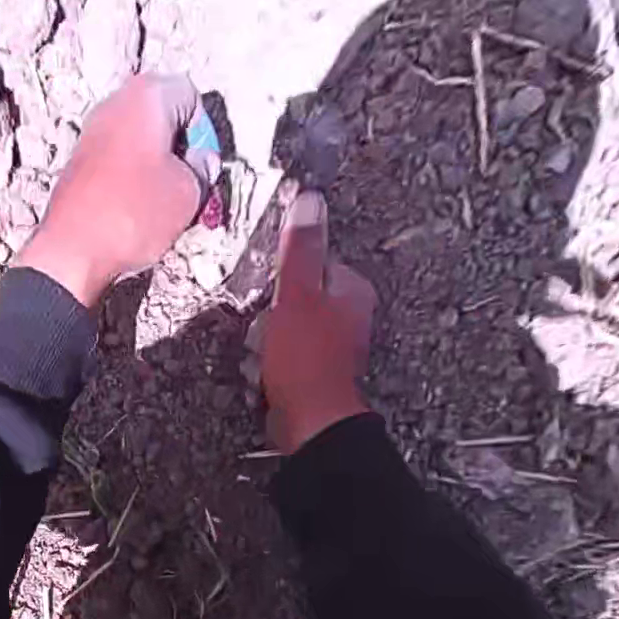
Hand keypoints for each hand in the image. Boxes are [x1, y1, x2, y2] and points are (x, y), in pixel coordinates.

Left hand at [13, 74, 212, 306]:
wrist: (74, 249)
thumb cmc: (135, 213)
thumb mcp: (188, 194)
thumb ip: (203, 171)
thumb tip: (203, 162)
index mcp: (147, 96)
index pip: (191, 97)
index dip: (205, 136)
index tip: (203, 172)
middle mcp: (115, 104)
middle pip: (164, 121)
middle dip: (182, 156)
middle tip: (190, 193)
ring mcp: (92, 134)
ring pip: (141, 146)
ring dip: (159, 175)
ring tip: (165, 212)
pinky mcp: (79, 166)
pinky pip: (119, 167)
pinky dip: (134, 187)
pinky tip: (137, 218)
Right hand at [261, 192, 377, 452]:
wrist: (308, 420)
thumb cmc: (304, 356)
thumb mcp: (297, 294)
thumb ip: (300, 249)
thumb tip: (310, 198)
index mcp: (352, 291)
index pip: (311, 264)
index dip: (284, 279)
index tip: (272, 297)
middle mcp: (348, 316)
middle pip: (296, 298)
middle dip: (273, 316)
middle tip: (268, 332)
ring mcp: (332, 347)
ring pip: (285, 328)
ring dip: (267, 342)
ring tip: (266, 357)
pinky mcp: (314, 372)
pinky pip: (284, 356)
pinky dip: (271, 363)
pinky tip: (266, 375)